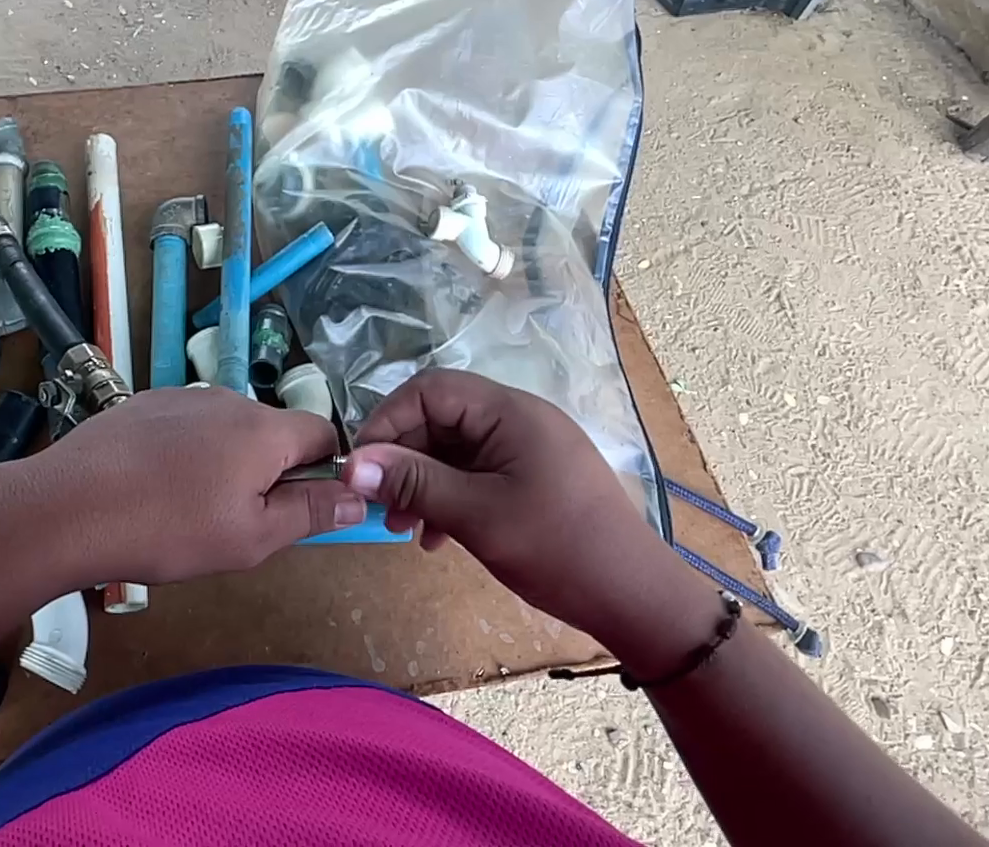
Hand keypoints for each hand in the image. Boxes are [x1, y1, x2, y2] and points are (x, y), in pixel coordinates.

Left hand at [24, 386, 361, 585]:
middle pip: (272, 431)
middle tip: (237, 519)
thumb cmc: (170, 528)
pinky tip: (154, 484)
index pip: (324, 433)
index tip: (298, 508)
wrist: (70, 505)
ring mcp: (182, 396)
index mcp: (264, 428)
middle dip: (270, 470)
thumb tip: (360, 495)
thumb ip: (312, 512)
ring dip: (226, 460)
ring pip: (227, 428)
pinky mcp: (144, 403)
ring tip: (187, 506)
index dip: (325, 471)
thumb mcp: (252, 536)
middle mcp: (228, 398)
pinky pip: (186, 425)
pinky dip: (186, 451)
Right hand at [340, 369, 697, 648]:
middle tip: (380, 505)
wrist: (636, 600)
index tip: (363, 465)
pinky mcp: (529, 477)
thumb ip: (413, 483)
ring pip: (453, 449)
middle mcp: (516, 419)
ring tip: (402, 528)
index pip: (430, 390)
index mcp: (510, 411)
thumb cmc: (558, 549)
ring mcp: (525, 448)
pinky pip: (474, 473)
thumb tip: (352, 465)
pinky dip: (447, 497)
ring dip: (421, 483)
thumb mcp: (477, 516)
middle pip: (439, 419)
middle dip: (403, 459)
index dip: (389, 420)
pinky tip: (435, 537)